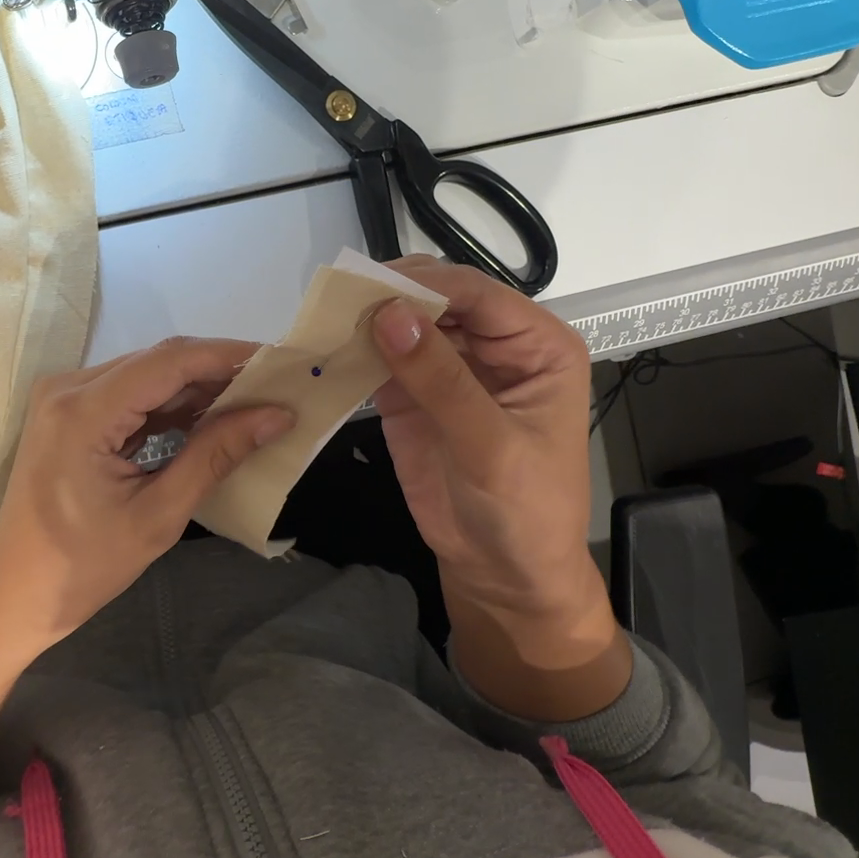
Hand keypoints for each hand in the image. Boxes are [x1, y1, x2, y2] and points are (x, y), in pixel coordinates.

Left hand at [0, 337, 294, 647]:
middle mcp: (67, 389)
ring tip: (255, 401)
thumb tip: (276, 415)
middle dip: (218, 372)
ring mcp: (63, 399)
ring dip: (196, 389)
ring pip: (145, 377)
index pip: (169, 361)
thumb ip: (215, 455)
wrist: (15, 597)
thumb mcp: (158, 516)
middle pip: (157, 363)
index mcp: (82, 411)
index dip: (228, 356)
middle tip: (276, 386)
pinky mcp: (67, 415)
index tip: (281, 363)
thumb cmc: (82, 568)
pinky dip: (168, 406)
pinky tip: (211, 417)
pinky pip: (127, 396)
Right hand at [370, 257, 625, 719]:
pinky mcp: (411, 392)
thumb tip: (390, 313)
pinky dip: (354, 351)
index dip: (424, 286)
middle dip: (390, 295)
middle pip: (437, 297)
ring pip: (403, 320)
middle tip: (338, 302)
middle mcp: (492, 344)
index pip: (476, 293)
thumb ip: (441, 380)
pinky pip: (380, 357)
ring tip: (323, 320)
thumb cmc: (521, 512)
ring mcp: (448, 366)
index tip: (367, 290)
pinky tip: (325, 350)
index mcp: (535, 345)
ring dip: (366, 319)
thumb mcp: (491, 448)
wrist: (499, 571)